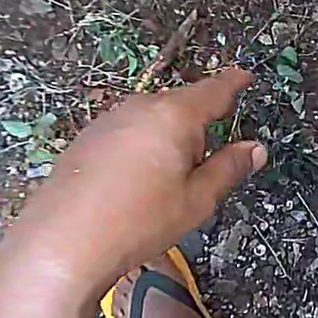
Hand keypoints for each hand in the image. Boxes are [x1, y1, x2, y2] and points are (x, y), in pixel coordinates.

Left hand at [0, 67, 265, 288]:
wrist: (61, 242)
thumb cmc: (140, 221)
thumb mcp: (197, 200)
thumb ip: (229, 168)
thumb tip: (256, 148)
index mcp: (175, 115)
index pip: (214, 89)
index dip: (233, 81)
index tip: (245, 75)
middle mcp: (141, 107)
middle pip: (182, 105)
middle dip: (199, 124)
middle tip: (204, 164)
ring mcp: (109, 120)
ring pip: (153, 118)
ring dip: (168, 137)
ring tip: (167, 181)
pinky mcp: (87, 138)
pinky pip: (128, 131)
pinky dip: (142, 145)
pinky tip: (134, 182)